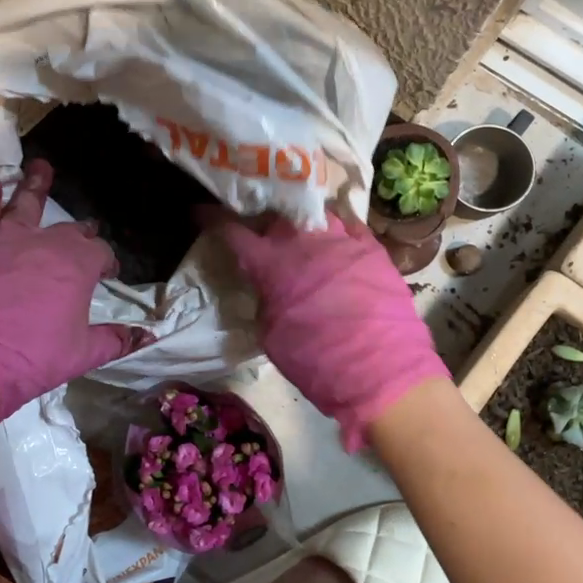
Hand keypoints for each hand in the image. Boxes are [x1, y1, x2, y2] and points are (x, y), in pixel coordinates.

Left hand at [0, 159, 148, 432]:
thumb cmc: (35, 356)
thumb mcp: (83, 353)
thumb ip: (115, 340)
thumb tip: (147, 337)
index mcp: (77, 266)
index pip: (100, 253)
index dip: (107, 262)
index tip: (109, 273)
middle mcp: (45, 244)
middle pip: (68, 230)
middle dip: (80, 231)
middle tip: (85, 230)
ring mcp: (6, 241)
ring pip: (23, 204)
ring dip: (34, 185)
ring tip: (40, 165)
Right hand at [213, 208, 448, 451]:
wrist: (381, 369)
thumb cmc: (316, 360)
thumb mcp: (271, 335)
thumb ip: (266, 300)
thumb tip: (272, 288)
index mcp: (271, 264)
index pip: (233, 231)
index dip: (214, 219)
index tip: (201, 212)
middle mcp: (304, 241)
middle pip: (276, 215)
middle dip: (265, 221)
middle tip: (262, 233)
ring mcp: (341, 239)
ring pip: (314, 215)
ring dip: (302, 224)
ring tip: (301, 234)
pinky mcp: (372, 248)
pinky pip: (349, 226)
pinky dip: (337, 230)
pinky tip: (336, 239)